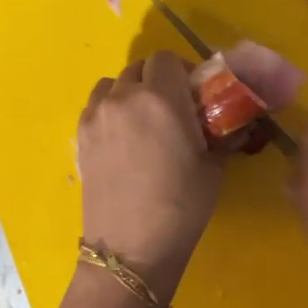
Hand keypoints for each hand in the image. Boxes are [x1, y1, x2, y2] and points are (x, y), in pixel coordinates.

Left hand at [77, 51, 222, 301]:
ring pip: (114, 85)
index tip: (195, 94)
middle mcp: (124, 97)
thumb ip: (218, 134)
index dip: (184, 71)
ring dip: (131, 93)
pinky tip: (126, 141)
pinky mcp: (80, 137)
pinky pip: (97, 107)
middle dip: (159, 80)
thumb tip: (227, 124)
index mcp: (161, 98)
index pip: (168, 58)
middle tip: (175, 109)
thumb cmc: (182, 207)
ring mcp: (96, 116)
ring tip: (146, 123)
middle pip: (140, 67)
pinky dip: (112, 112)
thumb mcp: (214, 168)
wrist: (132, 249)